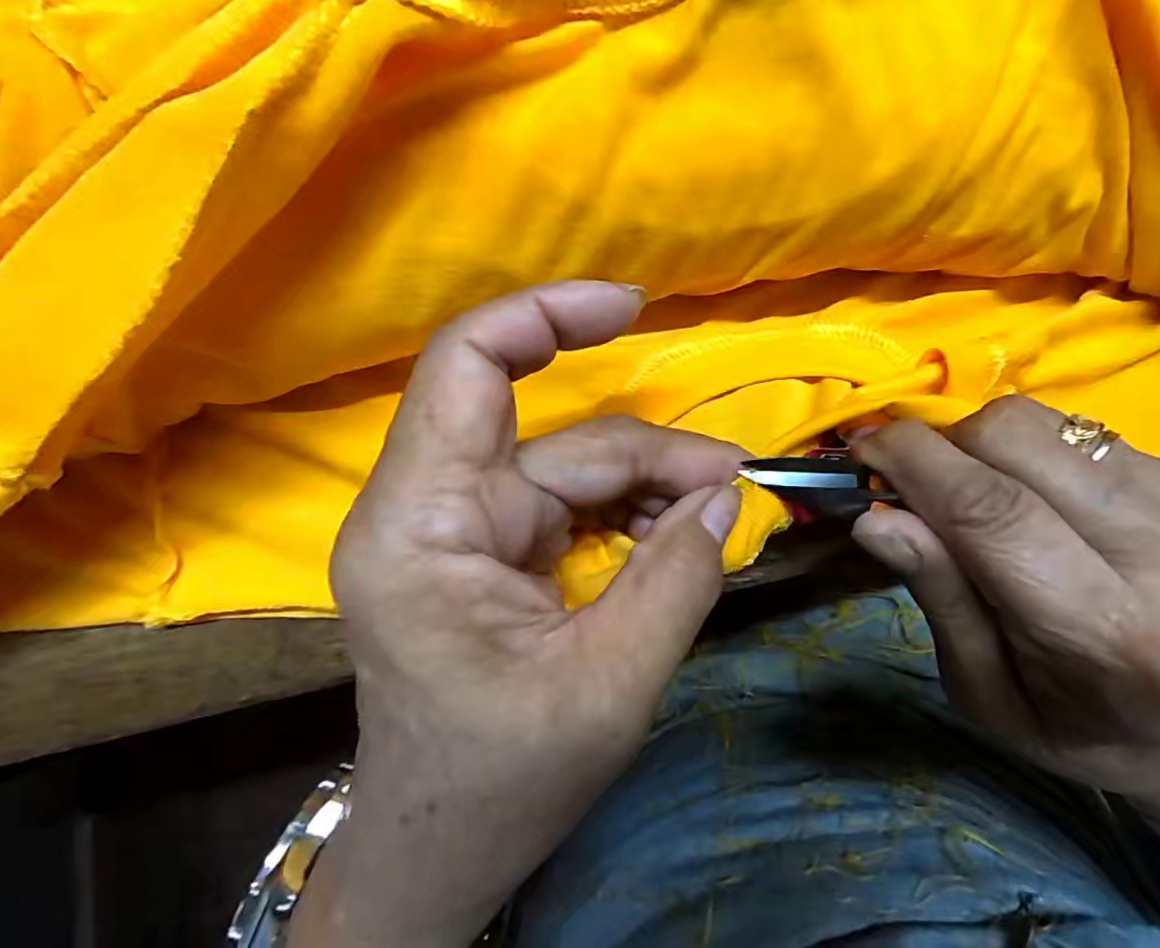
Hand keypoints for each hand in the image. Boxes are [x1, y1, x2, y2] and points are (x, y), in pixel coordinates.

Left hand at [302, 281, 745, 943]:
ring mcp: (473, 529)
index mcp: (425, 527)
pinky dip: (638, 514)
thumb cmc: (503, 781)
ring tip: (713, 521)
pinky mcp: (504, 550)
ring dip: (656, 488)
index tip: (629, 306)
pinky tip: (677, 539)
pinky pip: (584, 505)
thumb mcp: (609, 684)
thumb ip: (676, 579)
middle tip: (733, 488)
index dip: (544, 316)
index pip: (465, 371)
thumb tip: (725, 496)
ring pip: (584, 471)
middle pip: (564, 438)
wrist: (443, 853)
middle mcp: (439, 509)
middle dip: (657, 456)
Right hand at [850, 396, 1159, 826]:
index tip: (864, 446)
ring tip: (983, 492)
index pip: (994, 513)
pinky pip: (1084, 432)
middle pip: (1020, 442)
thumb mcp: (982, 690)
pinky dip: (1036, 453)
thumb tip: (875, 516)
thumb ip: (938, 593)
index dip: (919, 464)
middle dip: (947, 443)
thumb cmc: (1070, 725)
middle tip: (919, 479)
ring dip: (989, 444)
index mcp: (1112, 635)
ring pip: (1049, 424)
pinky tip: (1043, 498)